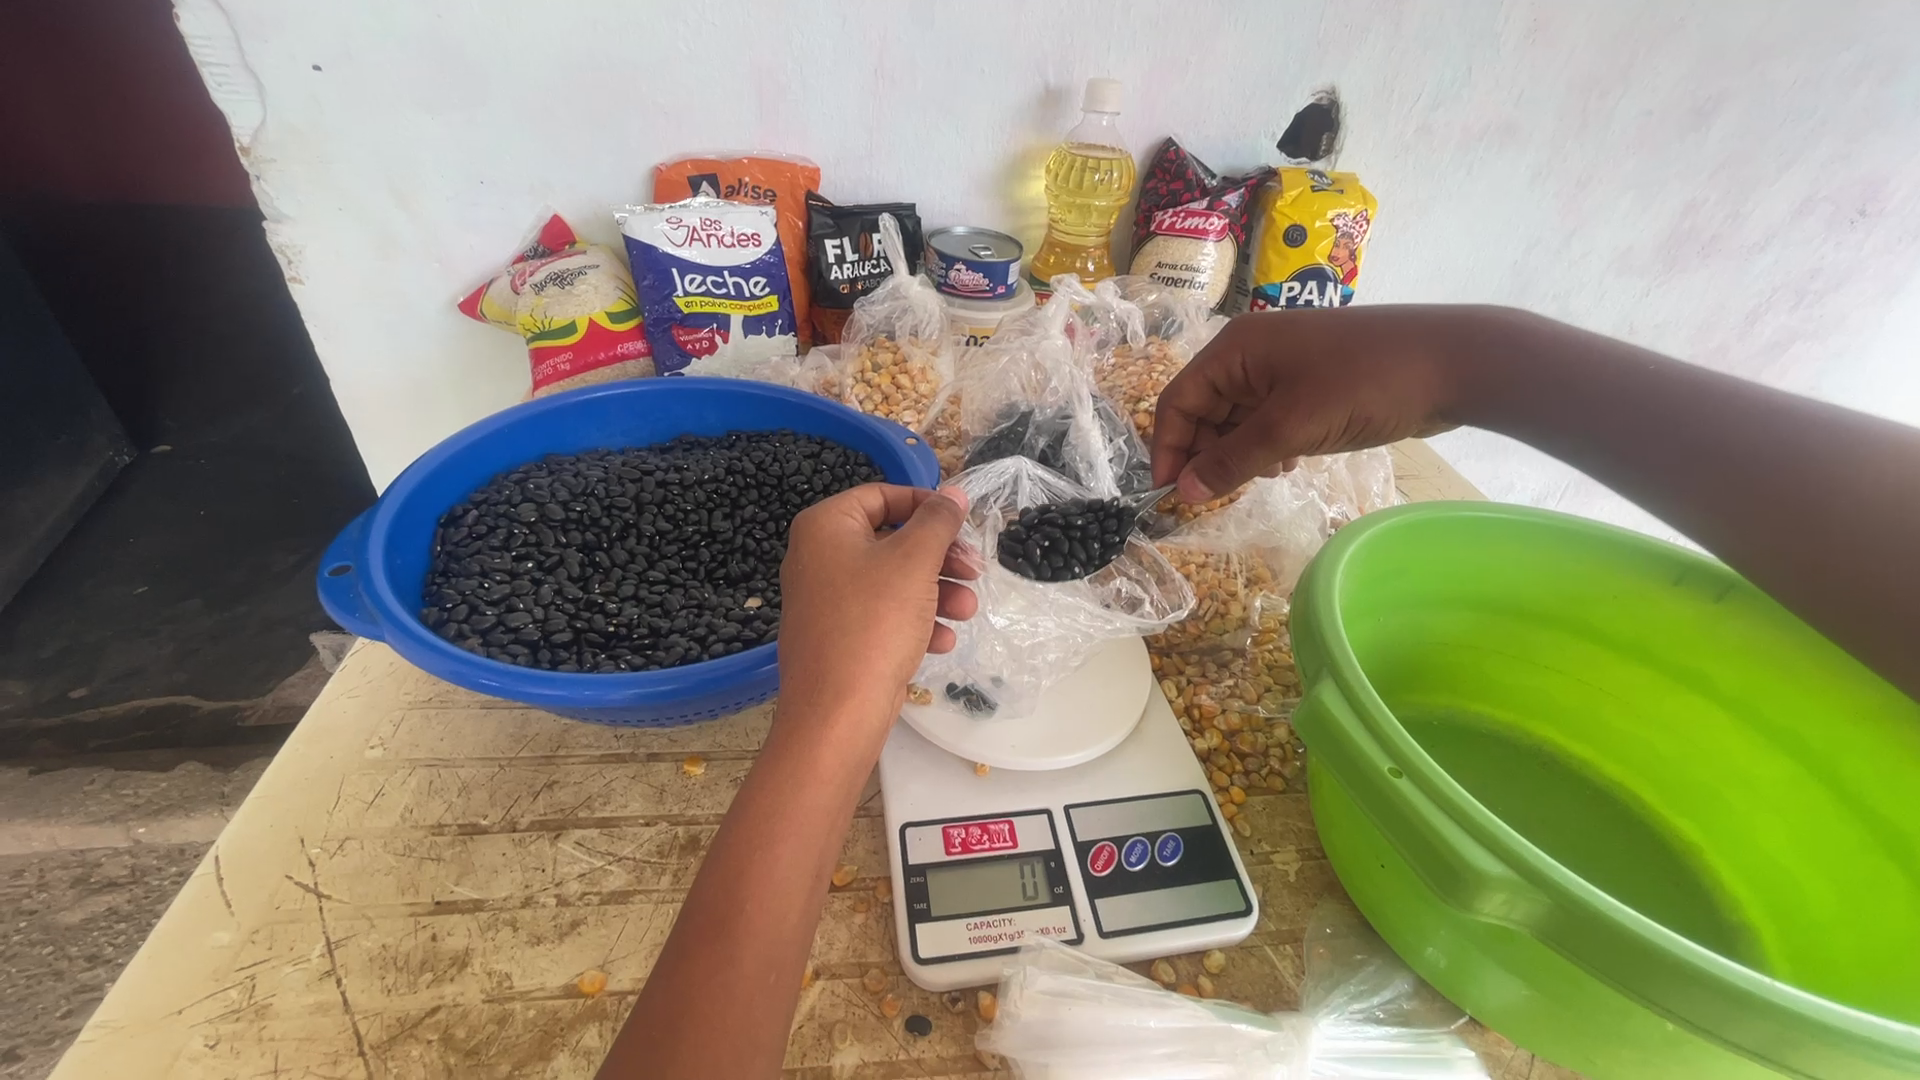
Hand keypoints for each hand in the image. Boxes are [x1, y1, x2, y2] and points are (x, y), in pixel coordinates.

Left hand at [777, 484, 977, 742]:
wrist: (837, 713)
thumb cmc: (874, 622)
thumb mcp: (914, 561)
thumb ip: (937, 521)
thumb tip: (954, 493)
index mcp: (826, 527)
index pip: (882, 495)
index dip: (926, 504)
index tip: (962, 521)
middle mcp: (819, 557)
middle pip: (892, 540)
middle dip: (940, 556)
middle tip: (975, 569)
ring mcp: (827, 600)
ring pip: (893, 581)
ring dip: (937, 591)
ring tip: (968, 610)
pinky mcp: (839, 636)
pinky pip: (883, 615)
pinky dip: (916, 621)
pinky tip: (942, 640)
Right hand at [1151, 305, 1524, 500]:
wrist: (1457, 363)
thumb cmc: (1364, 384)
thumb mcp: (1290, 427)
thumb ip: (1231, 462)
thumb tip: (1183, 493)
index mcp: (1235, 349)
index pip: (1178, 401)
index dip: (1169, 449)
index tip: (1170, 494)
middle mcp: (1249, 354)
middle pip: (1203, 412)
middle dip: (1207, 454)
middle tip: (1220, 493)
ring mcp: (1280, 369)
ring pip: (1235, 421)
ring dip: (1238, 455)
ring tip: (1265, 476)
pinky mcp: (1306, 385)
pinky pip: (1265, 421)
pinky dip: (1266, 447)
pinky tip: (1288, 466)